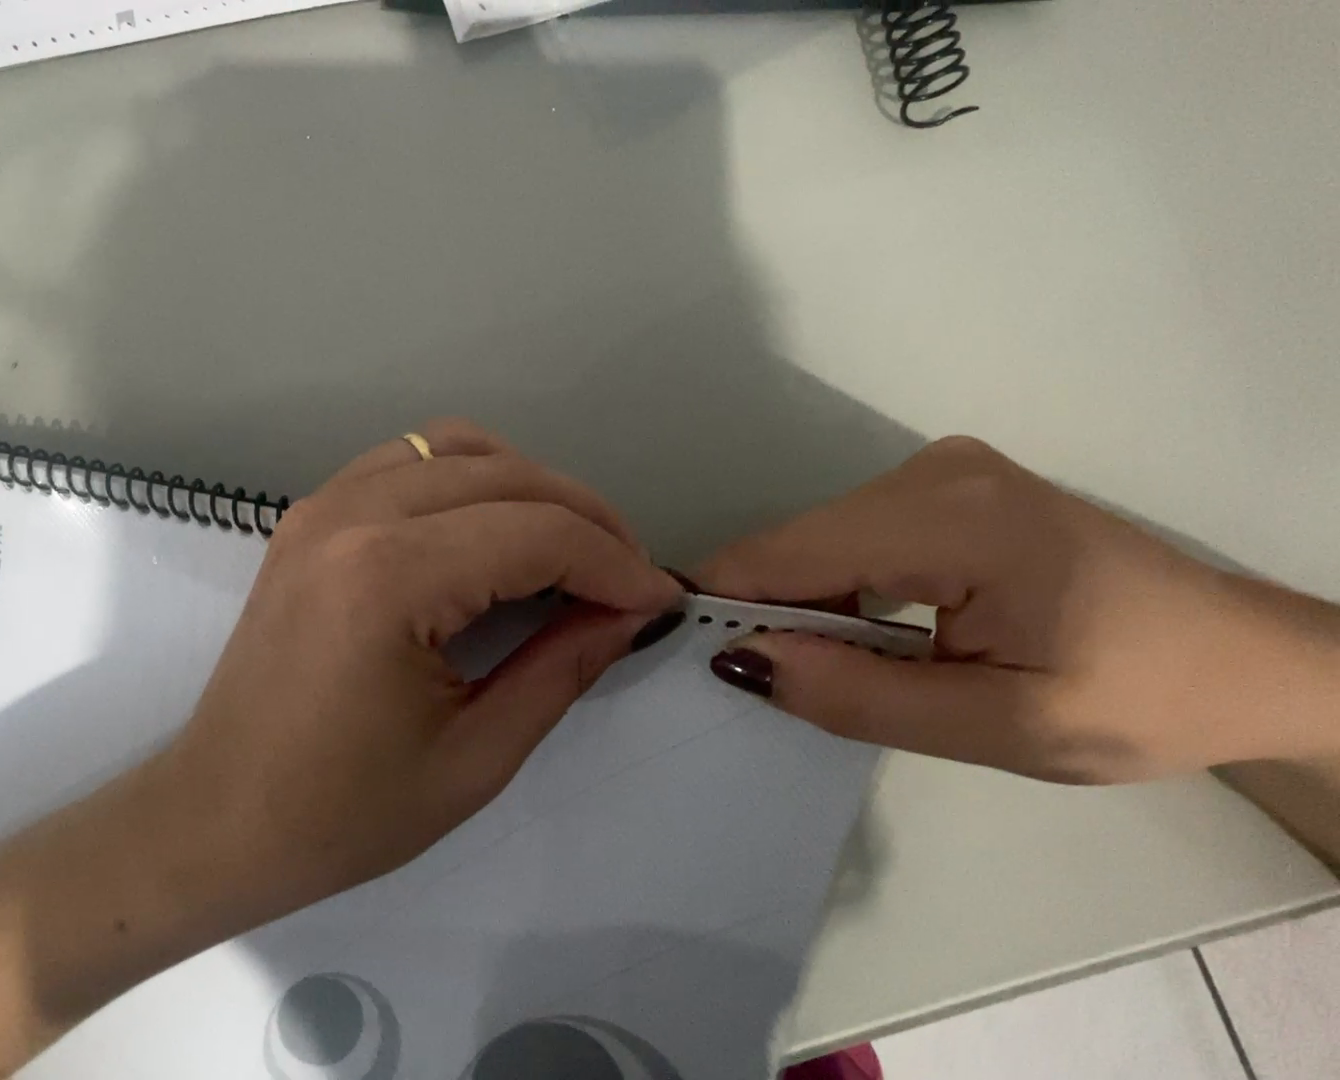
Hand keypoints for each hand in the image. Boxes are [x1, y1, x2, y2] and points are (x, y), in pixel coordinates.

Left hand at [155, 420, 685, 919]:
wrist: (219, 818)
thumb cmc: (341, 813)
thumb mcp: (474, 758)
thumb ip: (561, 667)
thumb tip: (629, 610)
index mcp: (388, 578)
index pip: (536, 533)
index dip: (614, 563)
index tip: (659, 599)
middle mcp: (350, 516)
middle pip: (503, 475)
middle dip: (584, 516)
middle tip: (627, 576)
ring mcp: (320, 507)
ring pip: (453, 448)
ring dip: (526, 485)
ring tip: (570, 547)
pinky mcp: (306, 519)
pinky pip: (404, 463)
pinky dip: (465, 478)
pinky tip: (492, 530)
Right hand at [691, 436, 1339, 783]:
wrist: (1245, 660)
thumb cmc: (1144, 700)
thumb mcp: (1003, 725)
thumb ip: (861, 695)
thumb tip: (739, 663)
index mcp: (952, 517)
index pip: (786, 553)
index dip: (724, 606)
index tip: (688, 664)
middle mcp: (930, 472)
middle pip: (792, 544)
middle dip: (765, 614)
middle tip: (775, 689)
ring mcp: (935, 472)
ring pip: (811, 542)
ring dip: (799, 607)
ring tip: (830, 669)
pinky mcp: (938, 488)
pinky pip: (843, 539)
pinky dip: (830, 590)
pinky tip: (862, 634)